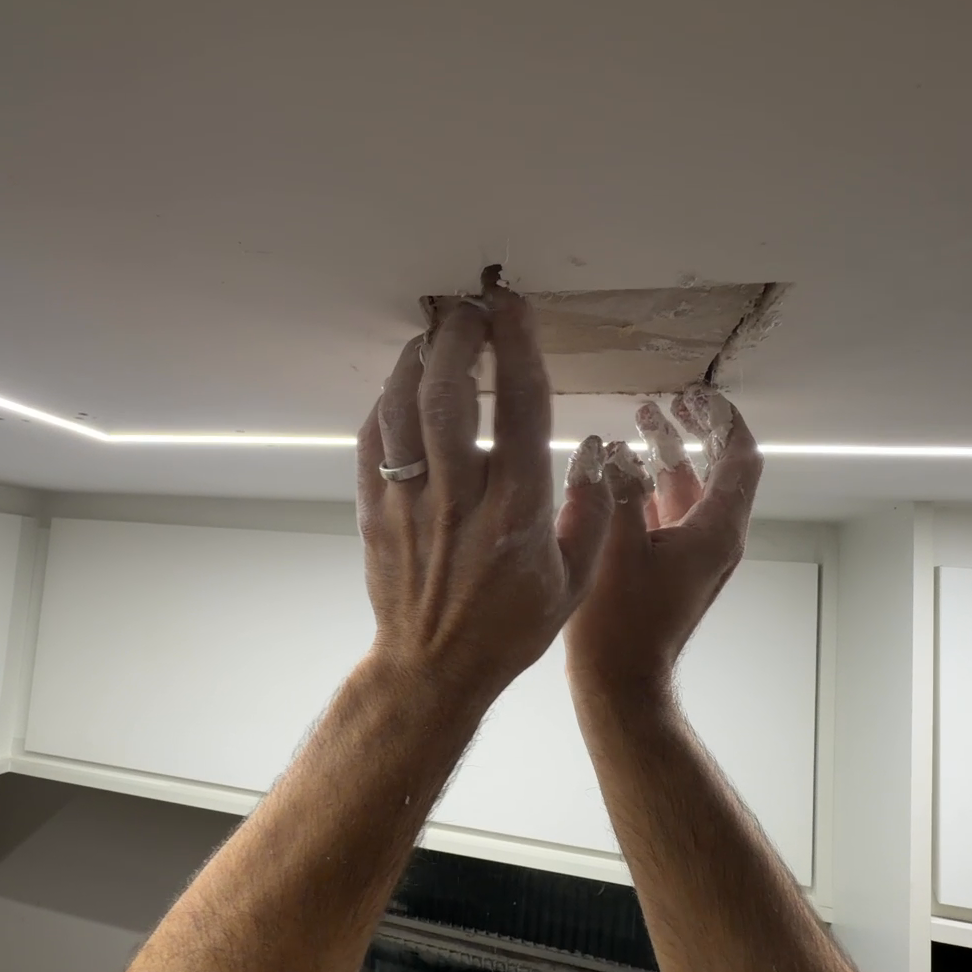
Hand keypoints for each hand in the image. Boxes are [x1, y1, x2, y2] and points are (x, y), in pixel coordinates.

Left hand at [356, 271, 613, 699]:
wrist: (432, 667)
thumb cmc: (506, 628)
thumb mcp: (574, 584)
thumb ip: (594, 515)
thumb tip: (599, 454)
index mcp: (518, 509)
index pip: (521, 406)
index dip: (517, 343)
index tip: (513, 304)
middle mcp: (461, 496)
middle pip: (450, 392)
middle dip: (458, 335)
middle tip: (468, 307)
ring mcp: (410, 503)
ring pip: (403, 410)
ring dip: (415, 360)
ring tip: (432, 334)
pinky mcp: (375, 514)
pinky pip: (372, 443)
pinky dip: (384, 403)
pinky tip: (400, 386)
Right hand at [564, 384, 763, 697]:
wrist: (620, 677)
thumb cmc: (620, 620)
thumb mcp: (617, 546)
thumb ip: (620, 492)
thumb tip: (616, 450)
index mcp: (715, 531)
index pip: (740, 459)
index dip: (724, 420)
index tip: (700, 394)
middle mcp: (713, 538)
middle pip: (716, 469)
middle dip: (694, 430)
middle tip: (668, 402)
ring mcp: (691, 553)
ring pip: (689, 489)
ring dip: (668, 454)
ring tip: (640, 421)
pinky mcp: (669, 565)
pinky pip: (668, 511)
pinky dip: (650, 484)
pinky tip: (621, 472)